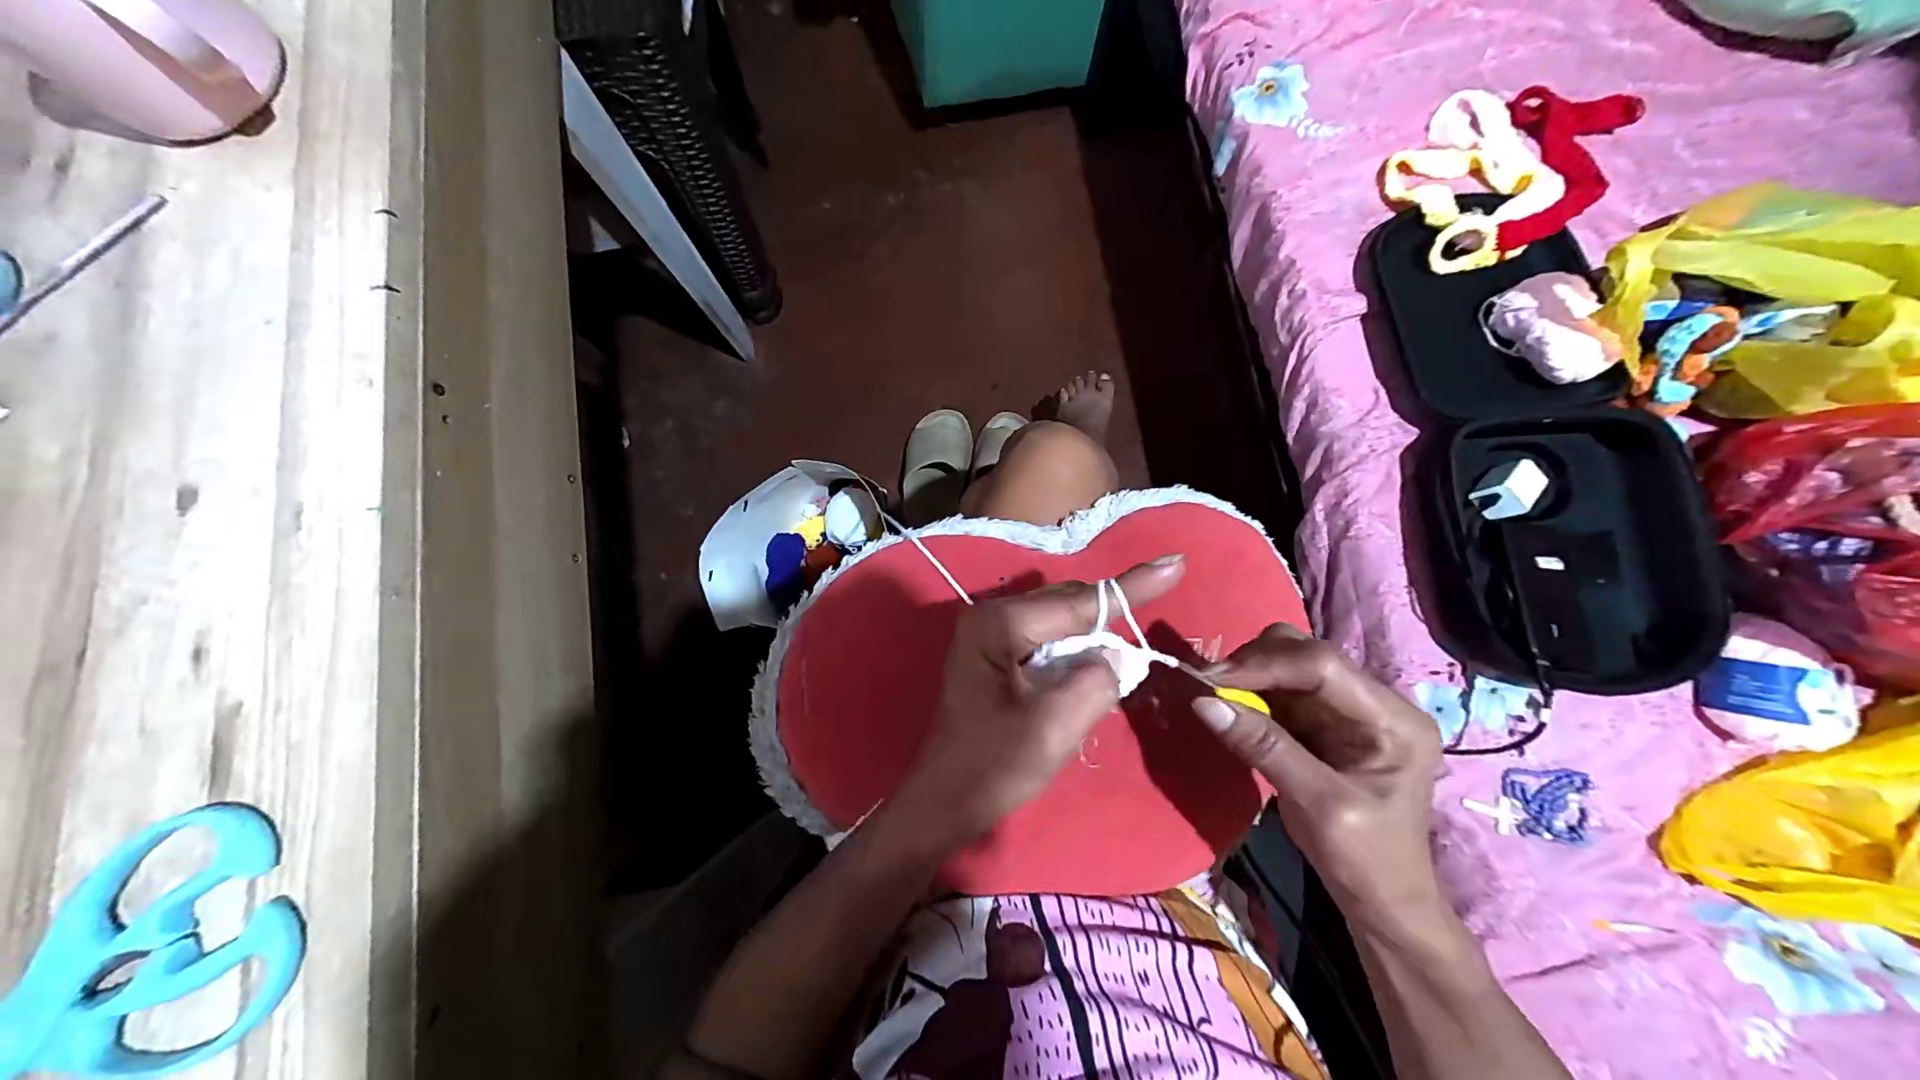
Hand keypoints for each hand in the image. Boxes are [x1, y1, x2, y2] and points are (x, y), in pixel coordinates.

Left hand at [890, 556, 1186, 851]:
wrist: (943, 802)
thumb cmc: (992, 768)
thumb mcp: (1051, 730)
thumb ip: (1093, 683)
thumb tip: (1114, 654)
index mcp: (998, 625)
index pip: (1076, 602)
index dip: (1129, 588)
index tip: (1175, 564)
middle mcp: (989, 617)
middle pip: (1066, 604)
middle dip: (1111, 610)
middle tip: (1159, 601)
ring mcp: (987, 635)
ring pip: (1058, 620)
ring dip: (1093, 632)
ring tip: (1130, 639)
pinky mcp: (992, 656)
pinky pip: (1045, 639)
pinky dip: (1074, 649)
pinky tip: (1094, 662)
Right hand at [1190, 625, 1443, 935]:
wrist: (1383, 901)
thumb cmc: (1365, 860)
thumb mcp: (1316, 804)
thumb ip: (1264, 747)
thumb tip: (1203, 702)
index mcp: (1393, 720)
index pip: (1322, 665)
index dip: (1264, 664)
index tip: (1211, 680)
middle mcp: (1374, 703)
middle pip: (1306, 653)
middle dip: (1254, 663)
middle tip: (1210, 688)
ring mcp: (1347, 710)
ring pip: (1289, 664)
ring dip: (1248, 675)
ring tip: (1214, 695)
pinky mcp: (1323, 721)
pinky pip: (1279, 690)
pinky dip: (1250, 692)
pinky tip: (1229, 706)